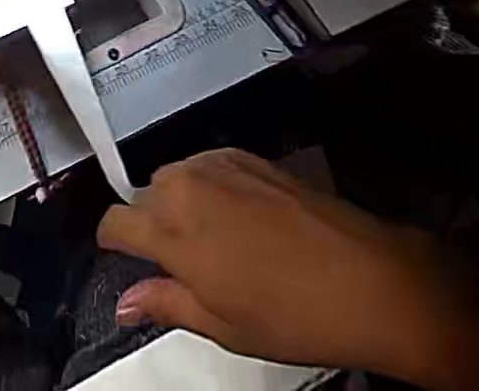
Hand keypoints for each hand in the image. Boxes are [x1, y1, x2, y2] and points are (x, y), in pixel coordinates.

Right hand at [97, 149, 478, 382]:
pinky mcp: (242, 153)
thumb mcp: (222, 325)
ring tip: (214, 236)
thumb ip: (164, 303)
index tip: (125, 257)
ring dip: (177, 201)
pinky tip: (238, 214)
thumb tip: (123, 304)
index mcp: (171, 231)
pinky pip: (203, 164)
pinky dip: (206, 185)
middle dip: (151, 224)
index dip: (113, 242)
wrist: (365, 277)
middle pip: (142, 197)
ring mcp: (213, 164)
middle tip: (184, 260)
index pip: (115, 222)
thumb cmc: (290, 314)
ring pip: (171, 177)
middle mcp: (183, 186)